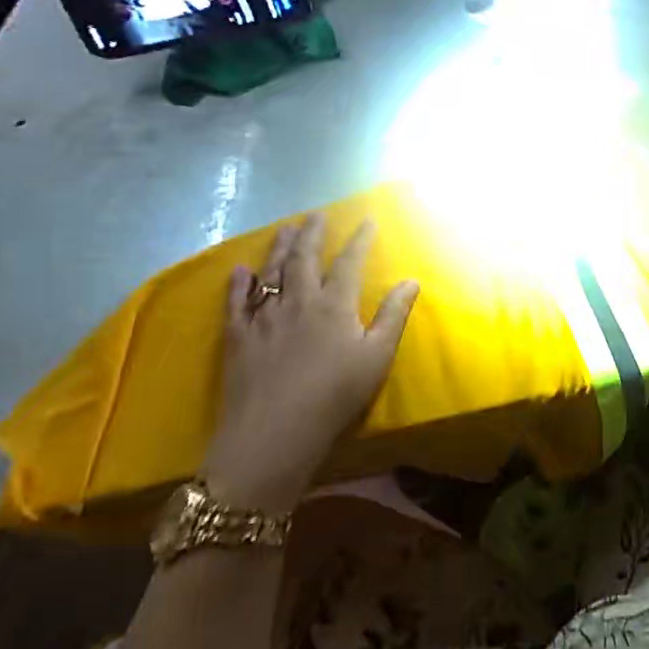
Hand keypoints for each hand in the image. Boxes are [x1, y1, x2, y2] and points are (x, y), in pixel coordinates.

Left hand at [200, 214, 418, 511]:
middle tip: (316, 215)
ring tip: (285, 229)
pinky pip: (236, 303)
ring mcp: (263, 319)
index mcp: (334, 305)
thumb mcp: (377, 355)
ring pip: (270, 274)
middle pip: (304, 260)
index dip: (359, 240)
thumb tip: (411, 281)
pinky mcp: (238, 339)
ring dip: (279, 248)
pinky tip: (240, 271)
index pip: (349, 263)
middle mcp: (297, 302)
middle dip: (312, 234)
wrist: (274, 432)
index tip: (367, 220)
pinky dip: (238, 284)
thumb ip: (393, 315)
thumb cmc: (336, 394)